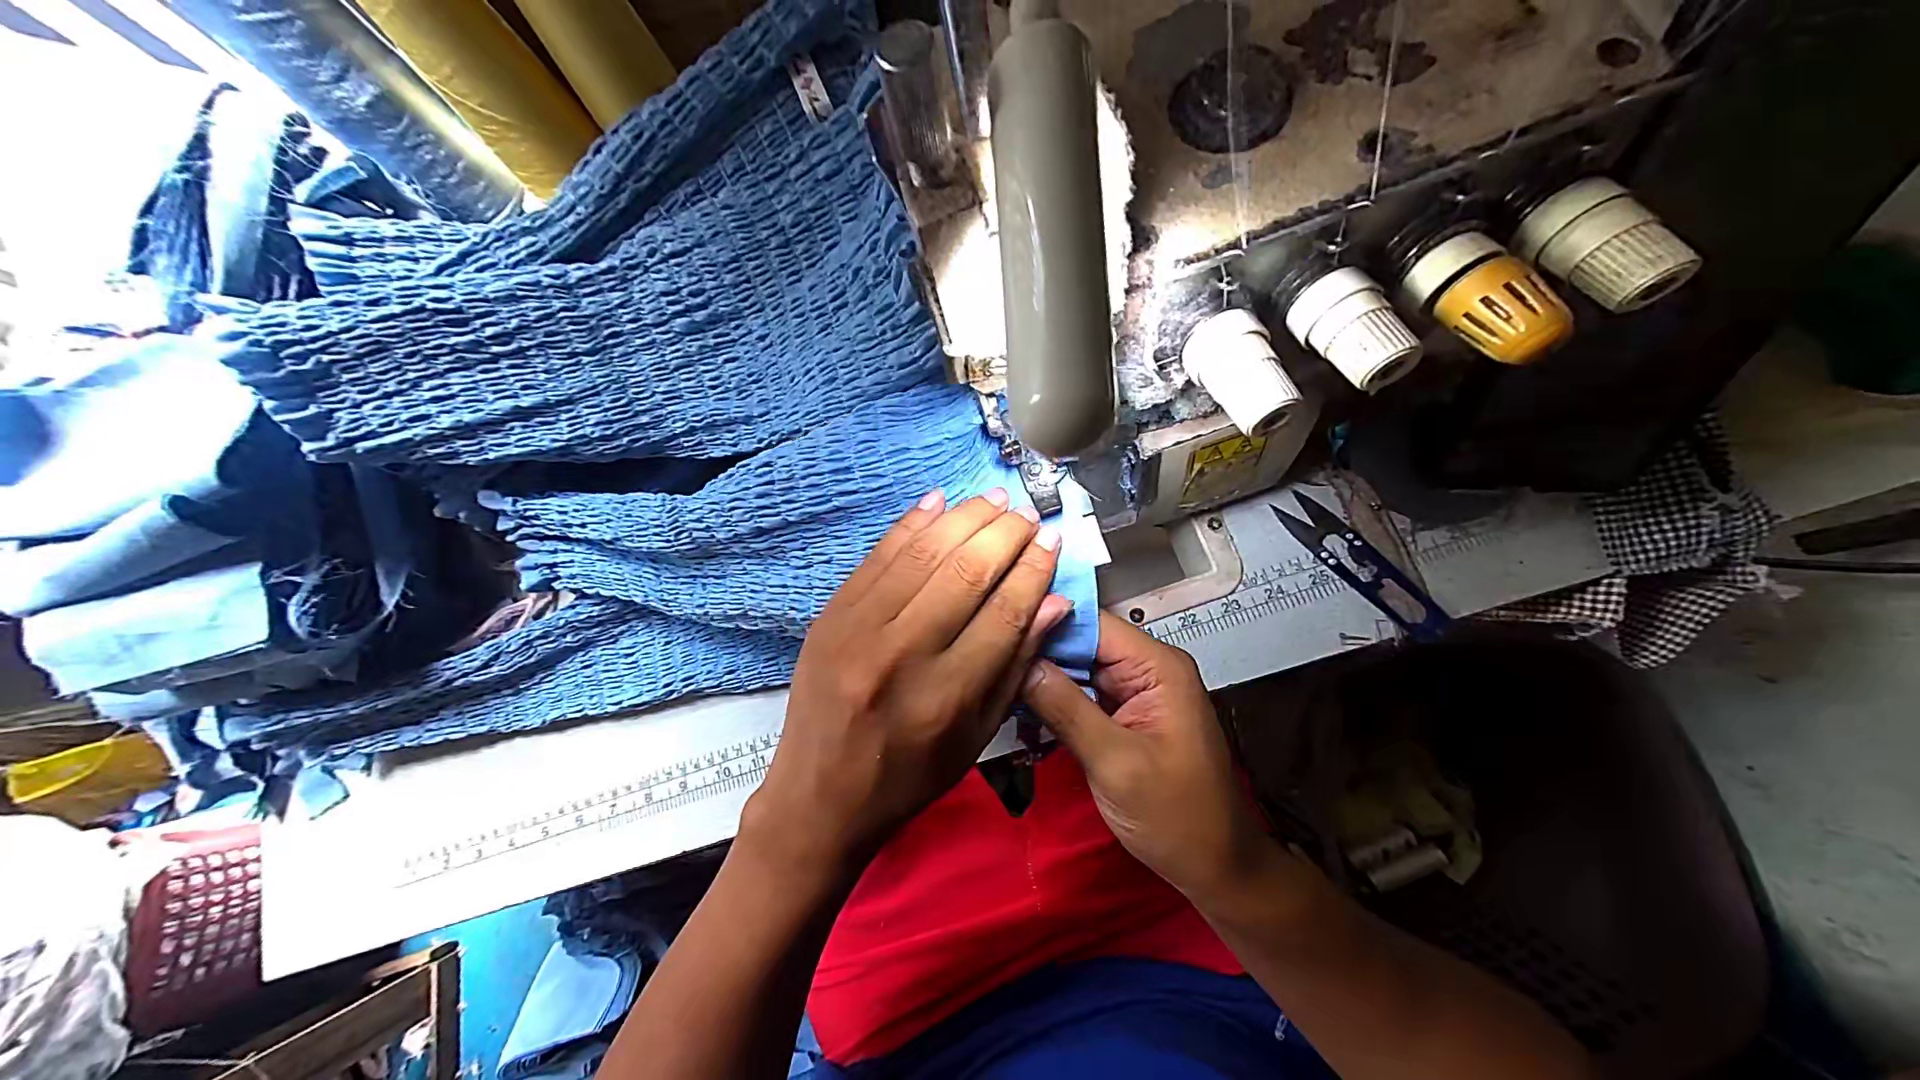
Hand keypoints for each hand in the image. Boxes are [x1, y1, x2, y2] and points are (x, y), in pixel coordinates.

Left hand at [745, 488, 1072, 872]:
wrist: (819, 796)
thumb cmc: (908, 777)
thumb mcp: (975, 737)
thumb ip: (1015, 667)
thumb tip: (1053, 602)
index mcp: (945, 695)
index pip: (1003, 613)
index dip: (1033, 571)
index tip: (1051, 543)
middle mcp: (901, 653)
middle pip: (966, 573)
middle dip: (1005, 535)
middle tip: (1029, 517)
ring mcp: (858, 628)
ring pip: (924, 553)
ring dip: (965, 518)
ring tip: (996, 501)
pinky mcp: (831, 614)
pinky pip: (879, 555)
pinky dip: (912, 523)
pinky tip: (939, 501)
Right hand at [1020, 613, 1270, 901]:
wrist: (1214, 867)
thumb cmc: (1176, 816)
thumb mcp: (1116, 762)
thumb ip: (1066, 708)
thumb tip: (1020, 661)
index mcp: (1157, 666)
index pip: (1092, 623)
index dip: (1045, 622)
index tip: (997, 632)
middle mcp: (1145, 668)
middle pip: (1080, 644)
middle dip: (1037, 654)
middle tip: (987, 667)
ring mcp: (1133, 693)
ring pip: (1075, 670)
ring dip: (1039, 682)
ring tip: (995, 690)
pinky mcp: (1122, 716)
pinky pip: (1080, 697)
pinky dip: (1052, 705)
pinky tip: (1019, 714)